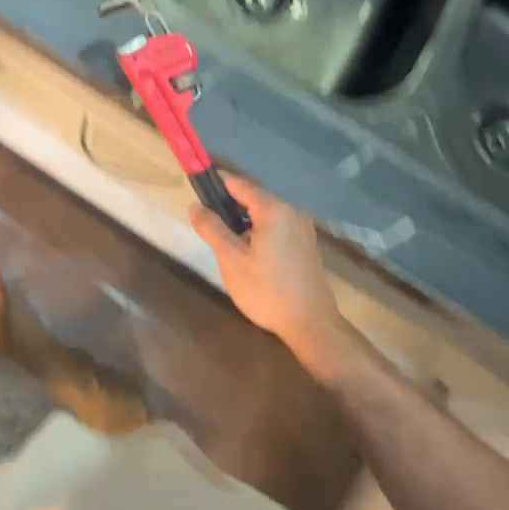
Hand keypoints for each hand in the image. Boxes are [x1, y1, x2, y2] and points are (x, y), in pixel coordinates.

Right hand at [190, 172, 355, 377]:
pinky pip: (276, 225)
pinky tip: (249, 252)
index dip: (215, 184)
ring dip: (243, 219)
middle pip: (252, 196)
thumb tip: (195, 206)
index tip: (196, 190)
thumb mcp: (231, 260)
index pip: (238, 183)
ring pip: (264, 212)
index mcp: (273, 210)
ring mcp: (302, 227)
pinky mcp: (306, 243)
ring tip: (226, 241)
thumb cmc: (268, 291)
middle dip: (228, 205)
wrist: (313, 326)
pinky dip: (258, 230)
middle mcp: (291, 211)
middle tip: (208, 225)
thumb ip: (212, 228)